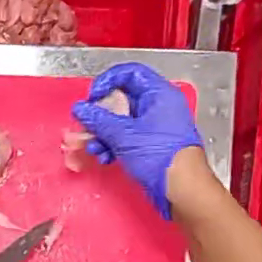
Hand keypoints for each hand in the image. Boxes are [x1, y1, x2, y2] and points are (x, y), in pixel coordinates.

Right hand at [69, 62, 204, 218]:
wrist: (180, 187)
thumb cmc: (160, 157)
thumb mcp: (123, 135)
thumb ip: (98, 120)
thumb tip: (80, 109)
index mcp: (158, 94)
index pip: (129, 73)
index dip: (107, 81)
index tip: (92, 97)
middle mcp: (158, 106)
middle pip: (122, 99)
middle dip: (100, 114)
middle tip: (86, 125)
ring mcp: (154, 126)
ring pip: (121, 121)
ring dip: (103, 133)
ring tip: (95, 147)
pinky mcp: (150, 144)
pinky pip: (126, 137)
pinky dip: (112, 144)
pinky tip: (105, 156)